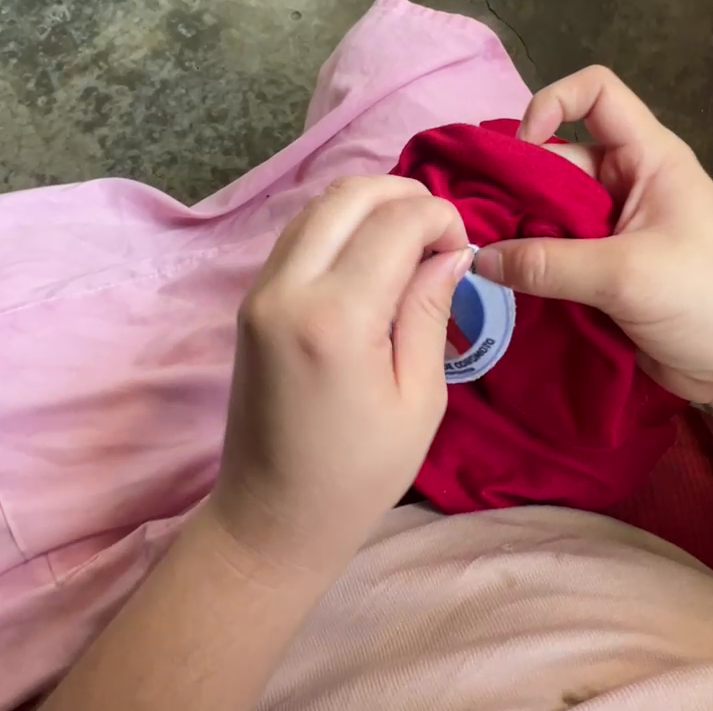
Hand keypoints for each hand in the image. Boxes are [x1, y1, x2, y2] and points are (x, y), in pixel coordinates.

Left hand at [209, 175, 469, 576]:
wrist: (269, 518)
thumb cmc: (357, 476)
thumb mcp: (418, 399)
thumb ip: (430, 310)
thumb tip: (450, 251)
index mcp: (336, 318)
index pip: (395, 221)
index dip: (440, 218)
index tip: (461, 250)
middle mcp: (288, 288)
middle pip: (351, 194)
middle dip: (406, 196)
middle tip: (439, 236)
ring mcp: (260, 289)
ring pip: (320, 204)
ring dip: (371, 205)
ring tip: (409, 243)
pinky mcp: (251, 297)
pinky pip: (300, 232)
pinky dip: (341, 223)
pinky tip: (370, 255)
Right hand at [474, 67, 712, 409]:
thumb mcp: (628, 275)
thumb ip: (547, 265)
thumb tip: (477, 259)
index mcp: (646, 157)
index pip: (595, 93)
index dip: (552, 104)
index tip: (522, 150)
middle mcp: (625, 185)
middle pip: (556, 162)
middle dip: (518, 189)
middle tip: (478, 226)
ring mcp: (613, 231)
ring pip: (548, 215)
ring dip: (518, 236)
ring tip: (481, 263)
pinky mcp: (604, 274)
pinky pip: (554, 257)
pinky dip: (529, 268)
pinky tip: (501, 287)